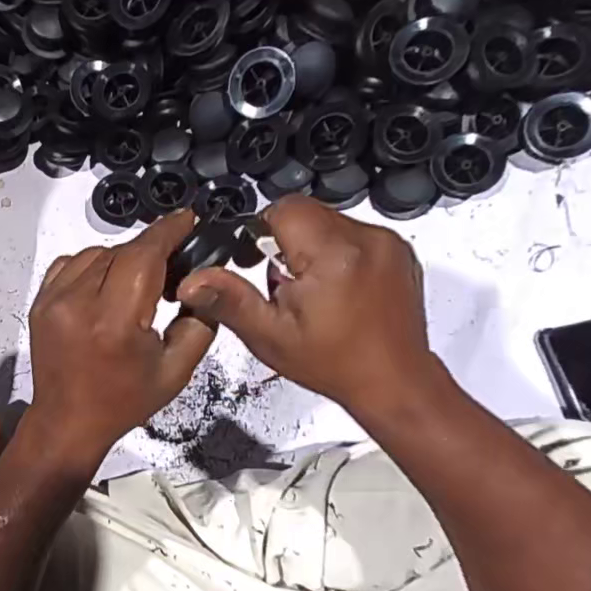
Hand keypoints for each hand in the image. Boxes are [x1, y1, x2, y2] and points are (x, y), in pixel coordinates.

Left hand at [23, 210, 215, 469]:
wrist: (68, 422)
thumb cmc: (123, 402)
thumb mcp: (176, 370)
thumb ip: (199, 322)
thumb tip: (203, 281)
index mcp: (114, 324)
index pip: (142, 256)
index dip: (167, 231)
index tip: (186, 220)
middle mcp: (78, 305)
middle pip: (122, 251)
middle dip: (150, 251)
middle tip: (170, 268)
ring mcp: (53, 301)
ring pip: (96, 253)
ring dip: (121, 259)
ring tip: (136, 286)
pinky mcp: (40, 302)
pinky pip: (71, 263)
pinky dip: (93, 266)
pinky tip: (105, 289)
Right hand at [174, 195, 447, 420]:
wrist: (392, 381)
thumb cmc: (335, 364)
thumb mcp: (269, 336)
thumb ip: (229, 301)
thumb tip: (193, 282)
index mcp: (331, 256)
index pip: (283, 208)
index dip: (263, 232)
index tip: (261, 262)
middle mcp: (365, 240)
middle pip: (307, 213)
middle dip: (287, 244)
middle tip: (288, 288)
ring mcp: (386, 244)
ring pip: (329, 223)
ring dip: (313, 249)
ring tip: (315, 294)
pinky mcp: (397, 252)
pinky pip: (355, 236)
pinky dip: (339, 256)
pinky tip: (338, 292)